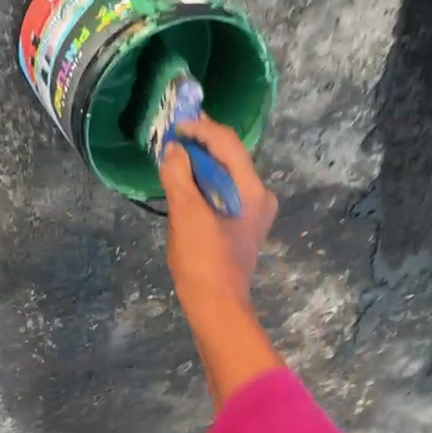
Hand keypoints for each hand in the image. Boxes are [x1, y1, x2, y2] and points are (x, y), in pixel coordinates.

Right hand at [161, 119, 278, 322]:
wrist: (216, 305)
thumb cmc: (203, 261)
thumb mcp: (186, 215)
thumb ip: (179, 177)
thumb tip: (174, 151)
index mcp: (252, 190)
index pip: (228, 143)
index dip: (201, 129)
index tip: (174, 126)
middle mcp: (259, 195)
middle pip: (229, 156)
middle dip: (200, 144)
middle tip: (171, 136)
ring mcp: (252, 211)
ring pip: (225, 173)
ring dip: (200, 163)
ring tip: (173, 156)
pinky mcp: (241, 224)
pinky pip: (222, 191)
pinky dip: (203, 182)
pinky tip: (184, 183)